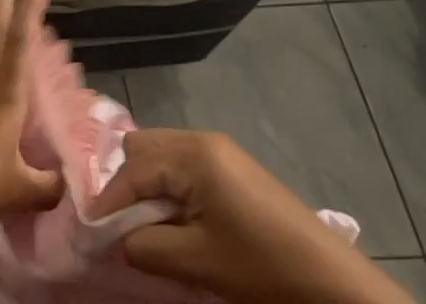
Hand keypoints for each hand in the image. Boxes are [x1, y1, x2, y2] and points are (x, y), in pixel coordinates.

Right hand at [90, 130, 414, 303]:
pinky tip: (176, 223)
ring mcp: (222, 152)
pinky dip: (169, 191)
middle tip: (122, 227)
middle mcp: (203, 140)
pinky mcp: (234, 171)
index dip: (107, 204)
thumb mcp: (194, 261)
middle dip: (125, 186)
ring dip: (146, 189)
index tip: (90, 235)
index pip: (129, 170)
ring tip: (148, 228)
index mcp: (192, 153)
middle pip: (141, 150)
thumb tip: (119, 238)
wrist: (335, 285)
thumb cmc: (261, 266)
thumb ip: (143, 244)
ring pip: (160, 157)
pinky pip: (183, 168)